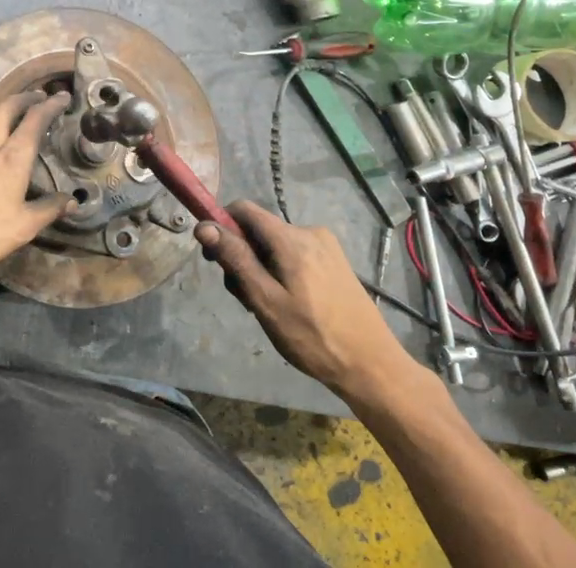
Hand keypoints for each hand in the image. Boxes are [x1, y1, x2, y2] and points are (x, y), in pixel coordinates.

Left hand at [0, 90, 73, 293]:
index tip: (63, 98)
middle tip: (40, 96)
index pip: (35, 119)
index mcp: (11, 157)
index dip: (51, 105)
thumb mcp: (23, 227)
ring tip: (15, 109)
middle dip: (26, 97)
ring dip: (4, 105)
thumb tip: (72, 200)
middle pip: (7, 106)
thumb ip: (49, 209)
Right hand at [196, 200, 418, 402]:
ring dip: (261, 269)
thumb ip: (235, 260)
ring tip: (268, 307)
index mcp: (292, 238)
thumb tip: (204, 226)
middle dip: (242, 257)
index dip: (221, 226)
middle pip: (258, 230)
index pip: (243, 209)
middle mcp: (310, 232)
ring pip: (274, 245)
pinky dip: (280, 273)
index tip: (214, 259)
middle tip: (246, 298)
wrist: (372, 366)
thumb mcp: (265, 300)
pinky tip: (288, 305)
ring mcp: (326, 247)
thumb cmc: (313, 337)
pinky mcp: (335, 262)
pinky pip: (294, 255)